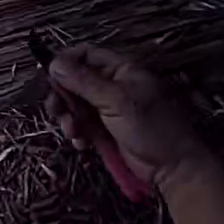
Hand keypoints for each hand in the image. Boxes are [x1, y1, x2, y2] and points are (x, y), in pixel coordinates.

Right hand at [45, 44, 210, 192]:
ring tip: (73, 132)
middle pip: (75, 82)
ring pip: (76, 106)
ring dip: (69, 118)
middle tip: (56, 110)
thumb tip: (54, 63)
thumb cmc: (151, 127)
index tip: (51, 76)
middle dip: (63, 96)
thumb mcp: (116, 101)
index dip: (67, 62)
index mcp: (120, 70)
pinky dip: (78, 133)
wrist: (173, 169)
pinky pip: (82, 126)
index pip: (86, 55)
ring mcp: (108, 109)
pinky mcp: (106, 131)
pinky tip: (82, 143)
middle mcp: (112, 86)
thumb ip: (83, 82)